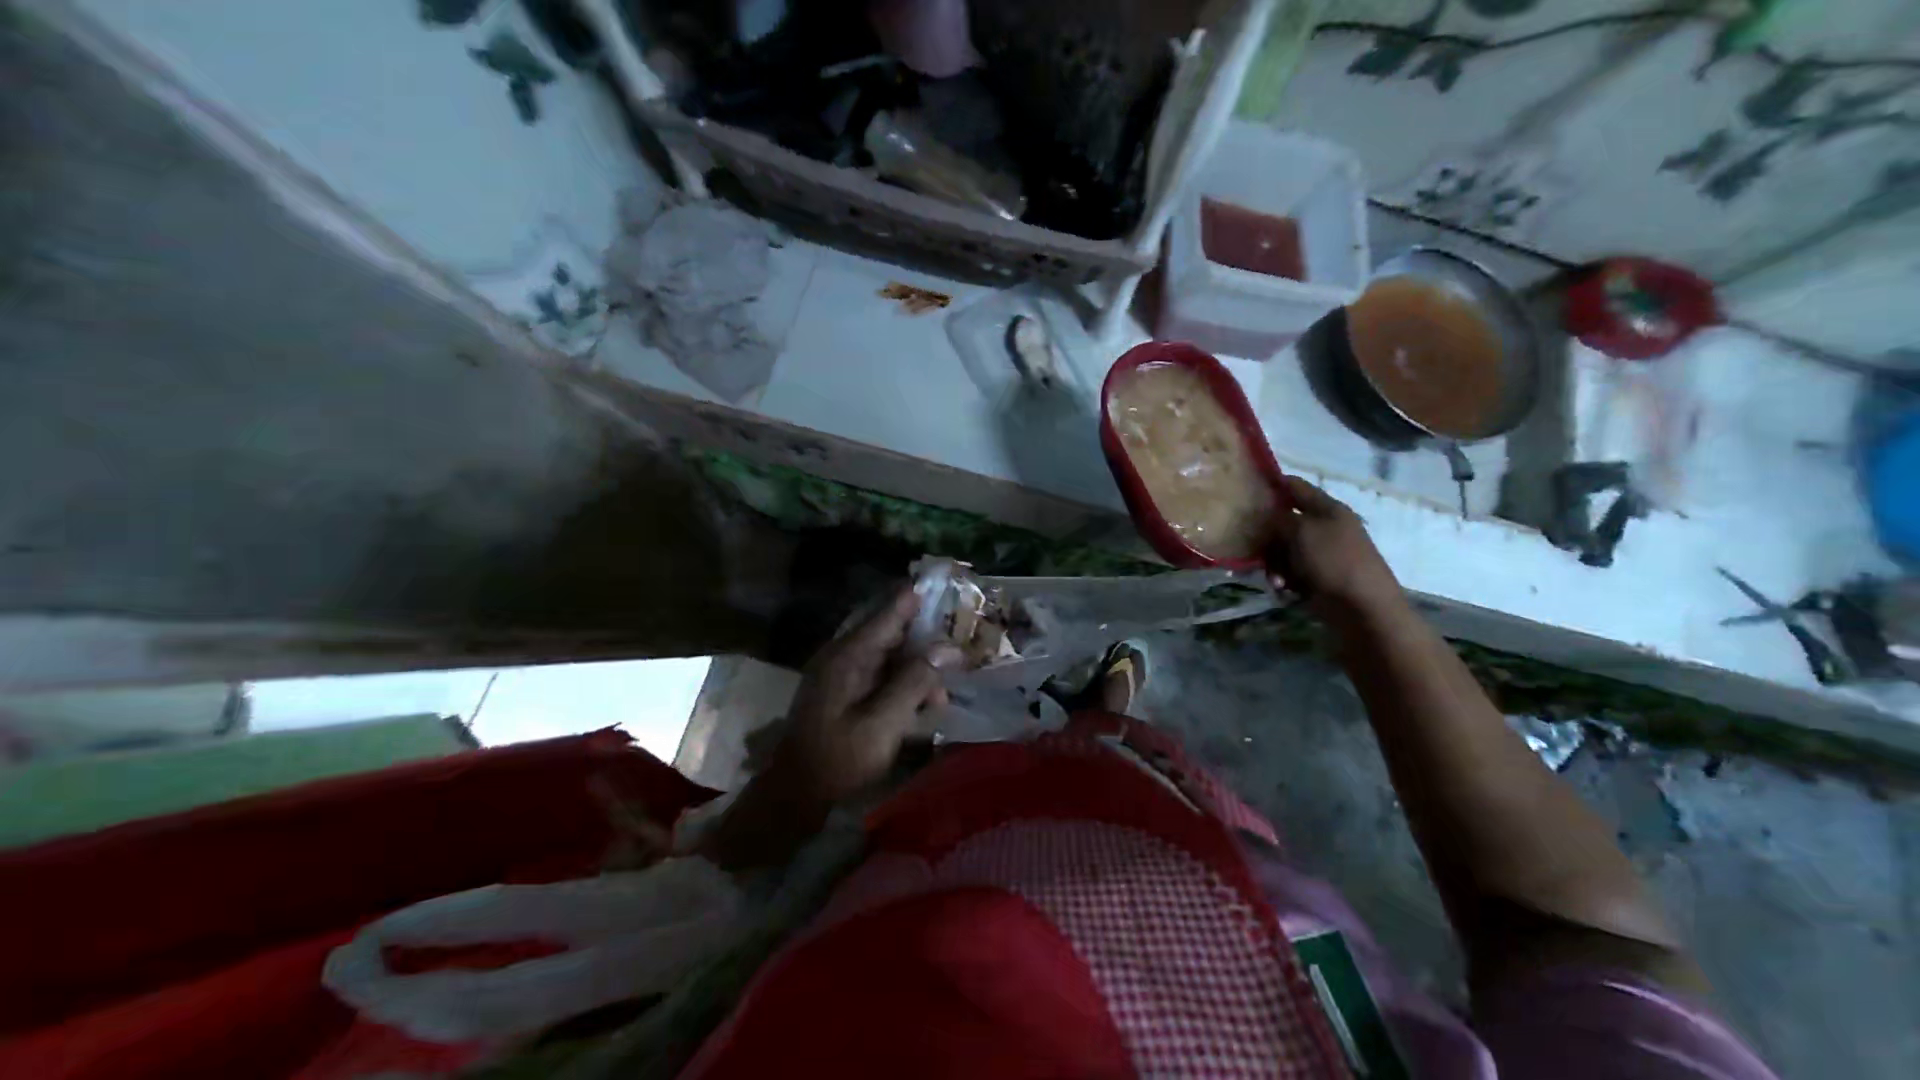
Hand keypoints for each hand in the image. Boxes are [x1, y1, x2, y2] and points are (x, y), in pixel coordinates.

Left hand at [772, 584, 959, 804]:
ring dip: (917, 667)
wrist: (795, 793)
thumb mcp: (883, 723)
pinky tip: (921, 703)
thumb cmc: (839, 757)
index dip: (919, 595)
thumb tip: (948, 647)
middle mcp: (843, 654)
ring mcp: (841, 672)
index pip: (890, 611)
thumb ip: (915, 682)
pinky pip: (880, 673)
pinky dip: (903, 681)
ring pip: (889, 654)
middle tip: (960, 641)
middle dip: (927, 636)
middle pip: (892, 630)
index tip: (948, 578)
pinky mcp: (843, 691)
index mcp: (849, 654)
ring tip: (941, 694)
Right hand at [1267, 476, 1405, 621]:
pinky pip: (1291, 571)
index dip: (1274, 484)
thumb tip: (1268, 517)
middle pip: (1285, 522)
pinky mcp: (1319, 577)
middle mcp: (1326, 527)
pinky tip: (1284, 589)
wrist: (1363, 608)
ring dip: (1275, 563)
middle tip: (1254, 547)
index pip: (1296, 487)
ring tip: (1276, 579)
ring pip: (1284, 549)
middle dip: (1267, 536)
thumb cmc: (1334, 561)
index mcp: (1328, 509)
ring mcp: (1323, 553)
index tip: (1247, 488)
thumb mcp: (1302, 531)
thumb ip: (1280, 518)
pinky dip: (1284, 578)